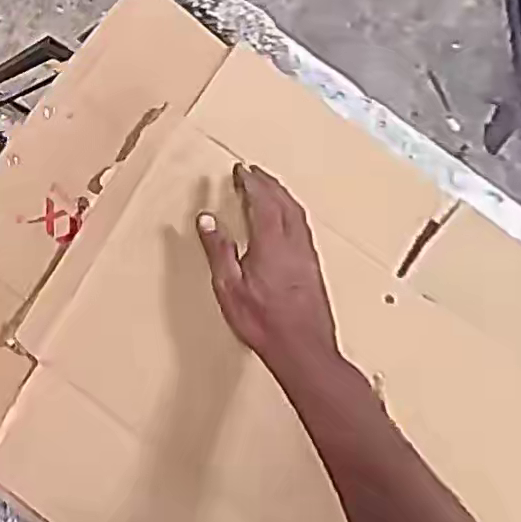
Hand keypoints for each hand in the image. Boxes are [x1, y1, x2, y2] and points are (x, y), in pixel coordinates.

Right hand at [196, 165, 345, 380]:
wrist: (304, 351)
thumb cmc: (263, 322)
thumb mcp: (228, 286)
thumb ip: (218, 250)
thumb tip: (207, 219)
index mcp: (272, 244)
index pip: (263, 202)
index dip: (251, 183)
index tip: (240, 170)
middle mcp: (294, 245)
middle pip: (284, 203)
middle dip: (268, 183)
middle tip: (253, 171)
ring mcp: (308, 257)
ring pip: (297, 214)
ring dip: (282, 195)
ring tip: (268, 186)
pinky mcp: (313, 269)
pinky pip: (302, 227)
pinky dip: (290, 211)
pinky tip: (284, 218)